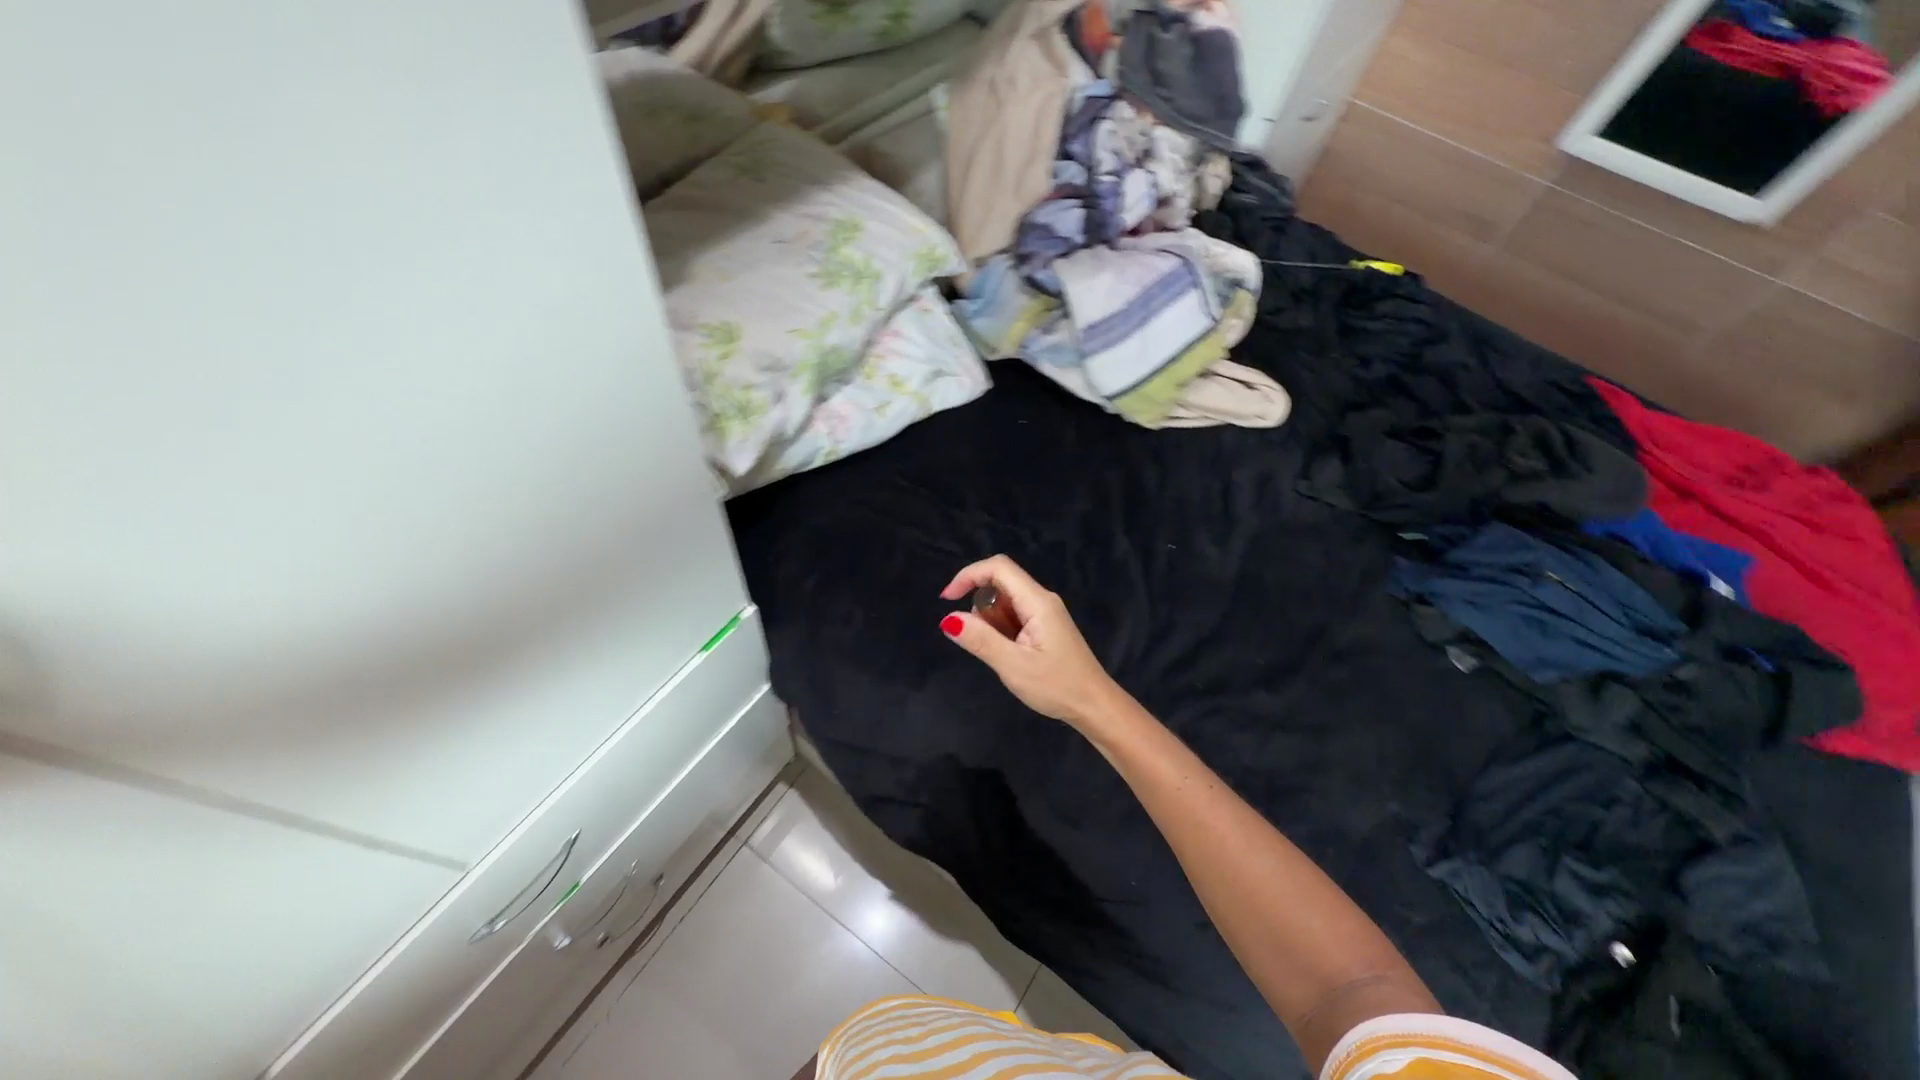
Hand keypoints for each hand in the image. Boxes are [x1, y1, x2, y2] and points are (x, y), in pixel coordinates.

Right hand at [939, 555, 1128, 728]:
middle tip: (980, 640)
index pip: (998, 567)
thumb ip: (981, 639)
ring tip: (999, 654)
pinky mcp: (1046, 627)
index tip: (947, 600)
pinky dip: (1002, 629)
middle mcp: (1042, 600)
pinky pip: (1015, 616)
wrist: (1094, 706)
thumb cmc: (1057, 686)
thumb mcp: (1013, 665)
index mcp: (1037, 601)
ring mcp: (1046, 613)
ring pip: (1006, 601)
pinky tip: (1008, 655)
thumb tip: (948, 618)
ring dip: (991, 620)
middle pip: (1001, 582)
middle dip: (980, 604)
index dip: (968, 575)